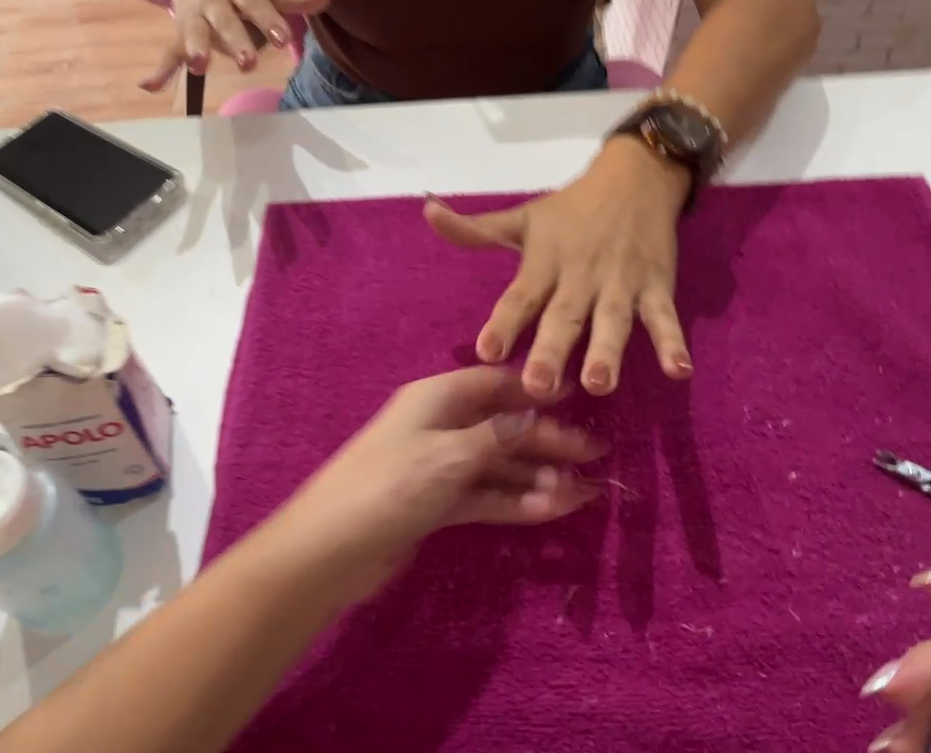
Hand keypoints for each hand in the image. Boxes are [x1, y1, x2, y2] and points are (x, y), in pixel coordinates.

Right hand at [142, 0, 334, 91]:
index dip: (268, 19)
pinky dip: (160, 69)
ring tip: (199, 66)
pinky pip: (169, 51)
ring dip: (195, 49)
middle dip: (235, 40)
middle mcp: (213, 1)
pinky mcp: (180, 34)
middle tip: (249, 63)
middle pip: (224, 20)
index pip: (255, 1)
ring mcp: (194, 17)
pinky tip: (148, 86)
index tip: (283, 39)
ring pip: (194, 33)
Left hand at [269, 367, 605, 595]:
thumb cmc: (391, 483)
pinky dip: (518, 502)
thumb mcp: (449, 453)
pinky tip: (554, 509)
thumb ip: (497, 435)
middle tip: (597, 451)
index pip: (494, 383)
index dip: (535, 388)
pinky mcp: (438, 504)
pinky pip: (487, 496)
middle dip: (547, 438)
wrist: (333, 547)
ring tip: (586, 490)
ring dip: (539, 476)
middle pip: (502, 425)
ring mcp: (440, 466)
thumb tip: (537, 414)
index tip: (579, 397)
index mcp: (436, 398)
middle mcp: (441, 426)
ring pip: (499, 465)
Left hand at [425, 138, 691, 396]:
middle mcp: (580, 276)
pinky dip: (673, 342)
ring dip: (606, 351)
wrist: (635, 178)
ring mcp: (620, 283)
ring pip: (613, 321)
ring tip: (598, 384)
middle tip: (538, 386)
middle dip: (551, 350)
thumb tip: (427, 211)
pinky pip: (665, 317)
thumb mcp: (522, 218)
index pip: (520, 296)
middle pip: (564, 316)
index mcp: (545, 262)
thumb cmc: (571, 209)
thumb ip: (476, 230)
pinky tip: (679, 372)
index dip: (503, 323)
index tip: (486, 351)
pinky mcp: (657, 286)